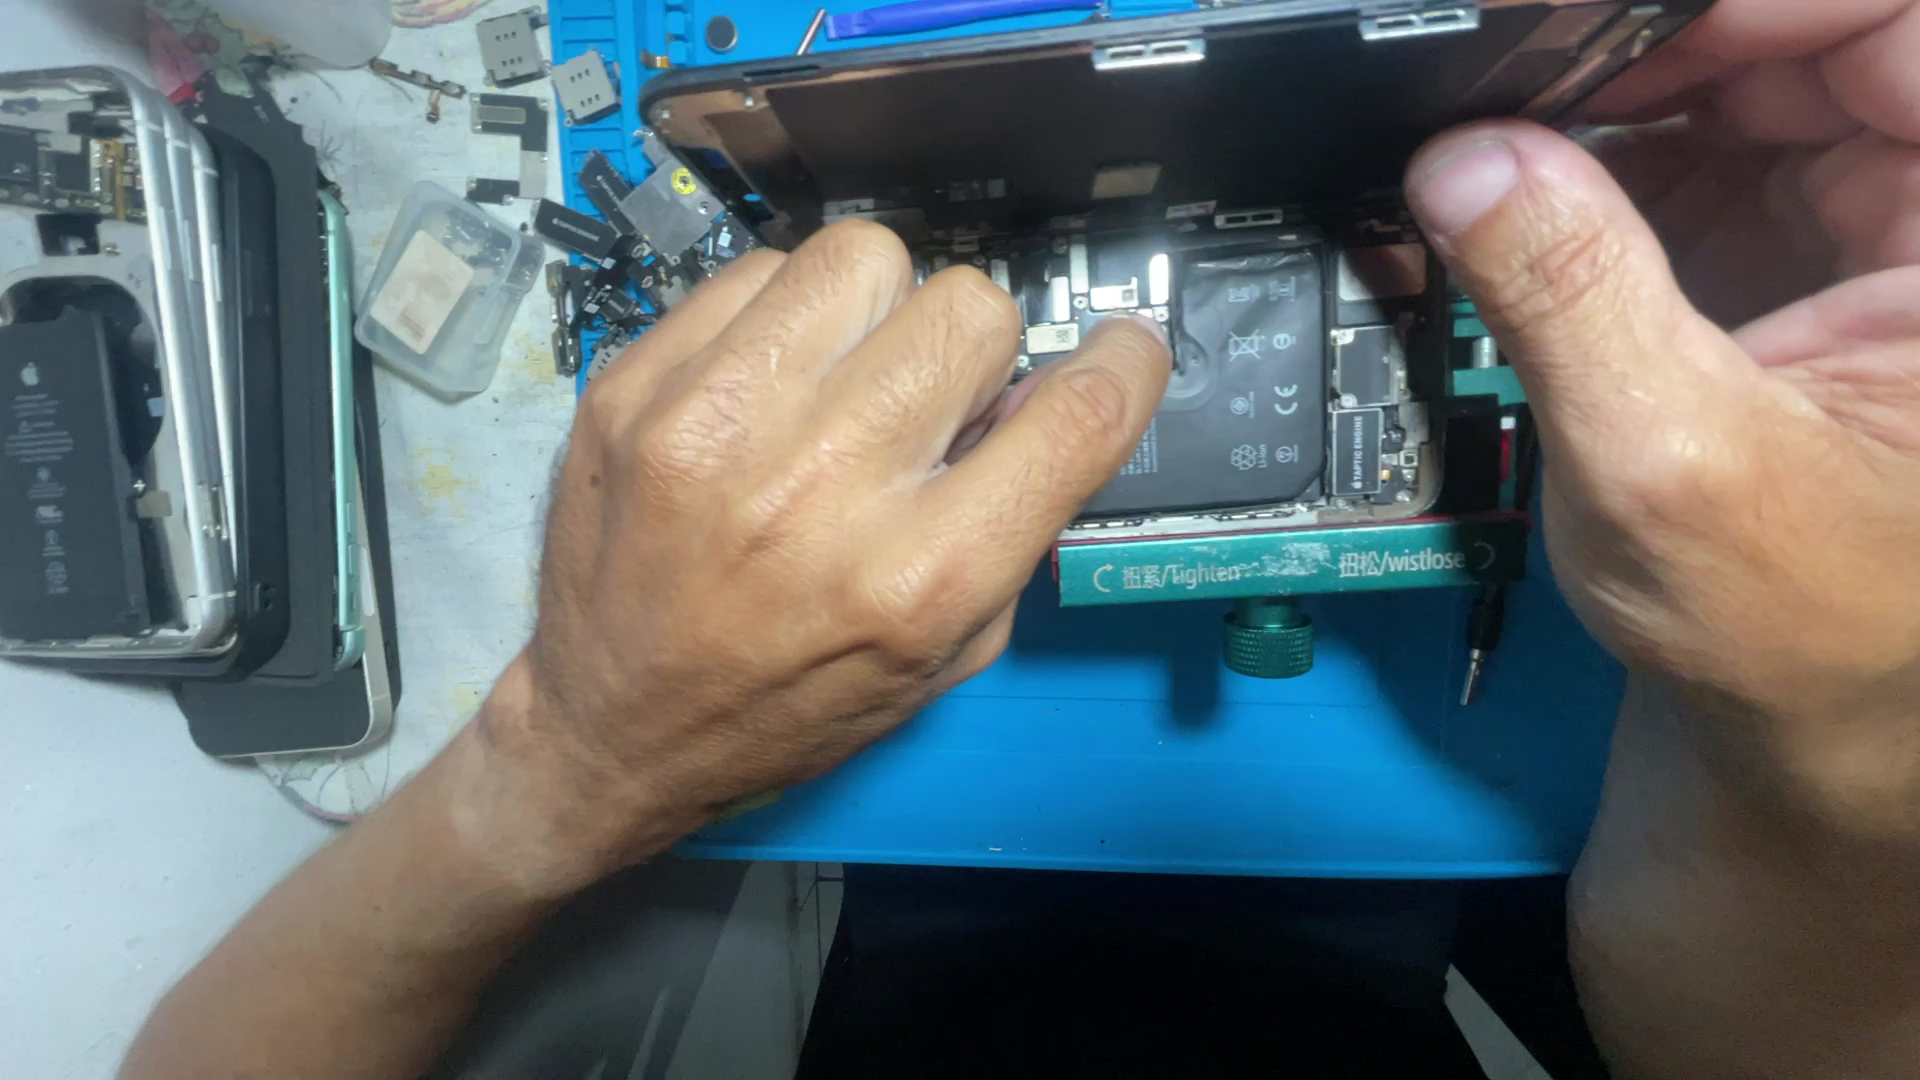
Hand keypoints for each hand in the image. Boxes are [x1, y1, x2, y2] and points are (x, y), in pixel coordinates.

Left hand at [479, 222, 1168, 881]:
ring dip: (884, 310)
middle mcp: (822, 487)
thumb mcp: (944, 657)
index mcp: (921, 578)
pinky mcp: (634, 384)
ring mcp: (714, 422)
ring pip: (864, 256)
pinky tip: (769, 381)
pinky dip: (789, 315)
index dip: (1124, 369)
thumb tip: (1044, 400)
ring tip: (849, 376)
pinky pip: (759, 272)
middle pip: (970, 308)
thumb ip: (1015, 530)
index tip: (1122, 355)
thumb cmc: (796, 707)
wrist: (613, 728)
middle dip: (976, 351)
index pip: (1073, 420)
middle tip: (934, 403)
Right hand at [1402, 0, 1919, 824]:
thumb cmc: (1767, 607)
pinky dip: (1613, 173)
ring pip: (1763, 93)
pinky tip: (1528, 210)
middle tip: (1490, 101)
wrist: (1788, 696)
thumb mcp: (1657, 453)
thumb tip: (1457, 161)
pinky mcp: (1821, 256)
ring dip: (1615, 115)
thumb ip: (1566, 294)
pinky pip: (1720, 162)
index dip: (1725, 3)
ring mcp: (1904, 220)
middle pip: (1827, 41)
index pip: (1904, 17)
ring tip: (1489, 160)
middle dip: (1647, 54)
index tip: (1546, 34)